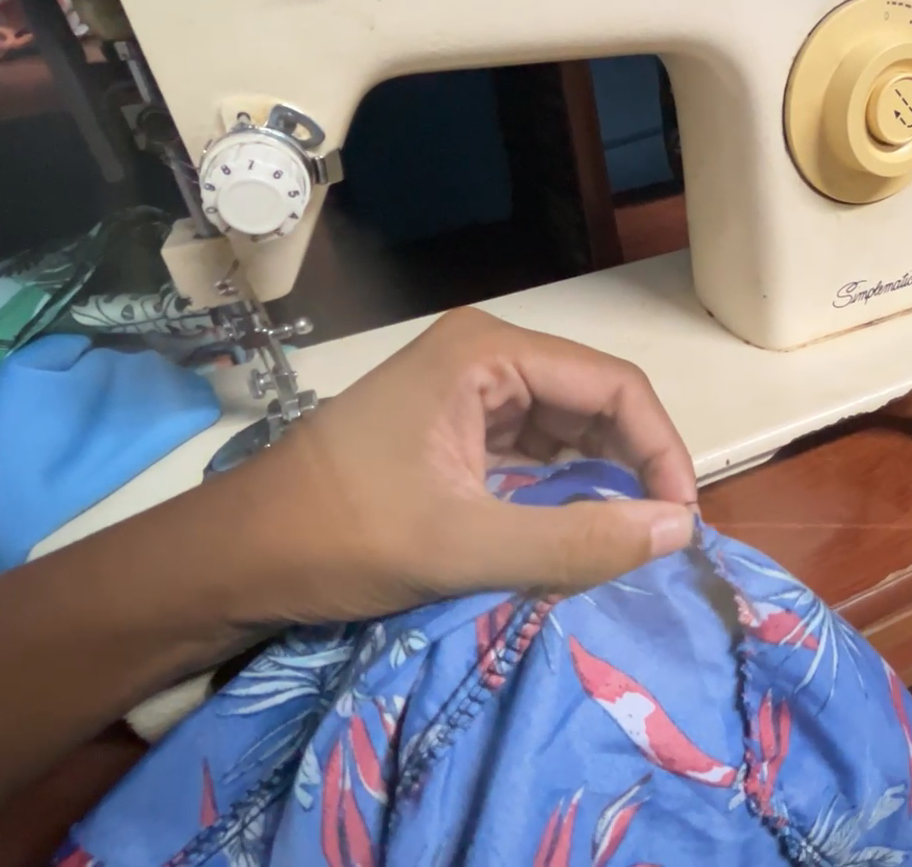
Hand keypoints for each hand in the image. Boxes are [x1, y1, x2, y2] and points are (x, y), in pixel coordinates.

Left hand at [203, 309, 697, 627]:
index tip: (680, 515)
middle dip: (635, 460)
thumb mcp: (463, 547)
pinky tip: (583, 516)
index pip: (613, 384)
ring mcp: (472, 386)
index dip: (660, 446)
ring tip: (629, 527)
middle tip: (660, 528)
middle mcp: (488, 353)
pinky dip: (568, 482)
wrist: (231, 559)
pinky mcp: (462, 422)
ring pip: (571, 422)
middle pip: (596, 398)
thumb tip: (677, 530)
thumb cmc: (338, 537)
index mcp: (488, 352)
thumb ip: (576, 541)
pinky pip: (539, 444)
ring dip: (606, 473)